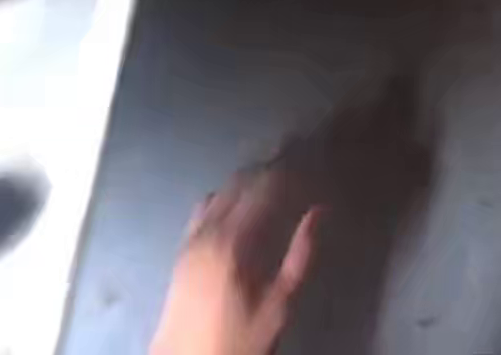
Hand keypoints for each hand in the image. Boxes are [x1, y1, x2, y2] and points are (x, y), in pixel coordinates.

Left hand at [150, 169, 318, 354]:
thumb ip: (301, 255)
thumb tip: (318, 211)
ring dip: (248, 180)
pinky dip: (226, 196)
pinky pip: (205, 207)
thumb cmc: (236, 342)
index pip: (264, 187)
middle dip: (269, 169)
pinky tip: (239, 206)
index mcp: (233, 241)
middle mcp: (208, 231)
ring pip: (222, 191)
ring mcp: (191, 240)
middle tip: (295, 165)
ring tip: (272, 182)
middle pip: (241, 182)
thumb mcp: (278, 306)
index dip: (288, 171)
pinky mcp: (182, 251)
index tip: (308, 164)